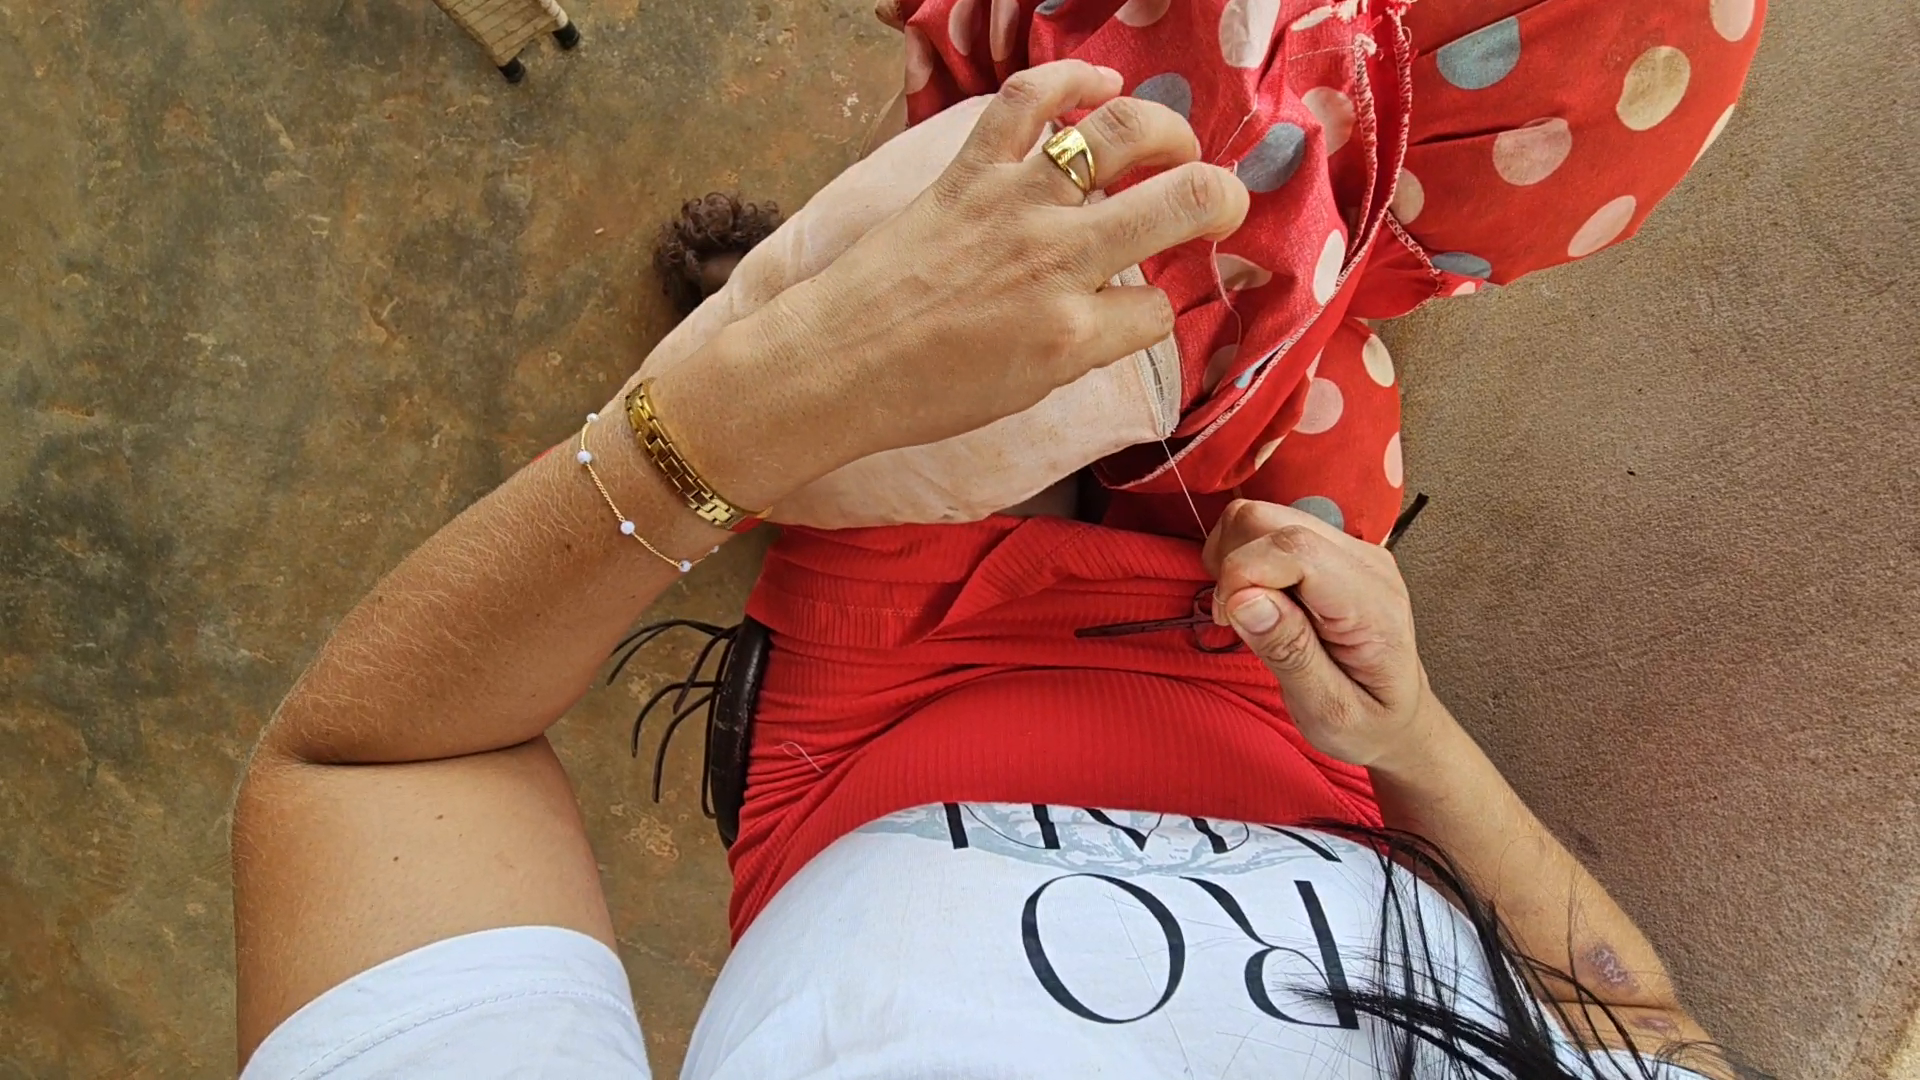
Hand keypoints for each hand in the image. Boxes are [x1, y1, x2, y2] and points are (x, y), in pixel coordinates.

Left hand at [653, 60, 1248, 508]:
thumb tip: (1120, 305)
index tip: (1145, 310)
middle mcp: (1057, 262)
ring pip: (1118, 134)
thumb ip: (1083, 346)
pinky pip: (1028, 101)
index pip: (1157, 311)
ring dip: (1165, 131)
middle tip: (1219, 206)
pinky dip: (1069, 81)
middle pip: (1179, 205)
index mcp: (1072, 336)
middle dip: (1221, 203)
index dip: (1160, 312)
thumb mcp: (1023, 393)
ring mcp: (1013, 206)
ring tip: (1174, 144)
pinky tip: (1097, 86)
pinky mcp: (968, 171)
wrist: (837, 367)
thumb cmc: (925, 399)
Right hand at [1202, 500, 1437, 769]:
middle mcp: (1362, 560)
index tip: (1229, 619)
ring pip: (1259, 516)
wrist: (1398, 718)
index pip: (1293, 548)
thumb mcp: (1329, 711)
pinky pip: (1263, 528)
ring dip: (1231, 558)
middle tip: (1233, 617)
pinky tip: (1253, 597)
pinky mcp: (1325, 547)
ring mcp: (1345, 548)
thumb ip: (1289, 653)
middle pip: (1267, 521)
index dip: (1241, 574)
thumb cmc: (1366, 722)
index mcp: (1371, 602)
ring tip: (1244, 609)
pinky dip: (1239, 556)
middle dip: (1230, 563)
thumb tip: (1243, 599)